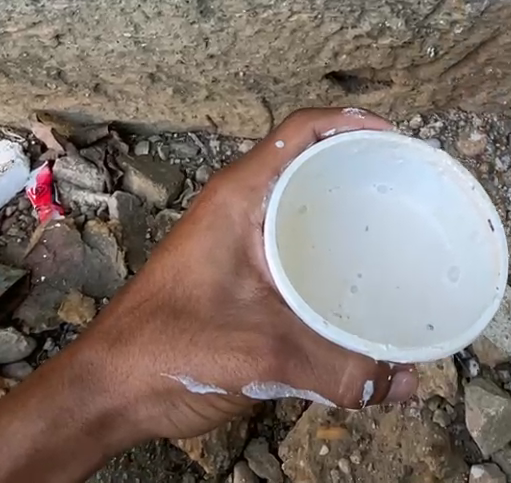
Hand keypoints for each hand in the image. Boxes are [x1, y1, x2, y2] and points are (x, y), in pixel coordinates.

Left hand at [66, 107, 418, 441]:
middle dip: (354, 160)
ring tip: (389, 220)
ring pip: (297, 198)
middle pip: (305, 157)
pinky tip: (350, 272)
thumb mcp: (262, 353)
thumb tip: (405, 382)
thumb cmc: (166, 350)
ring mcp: (234, 234)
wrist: (105, 390)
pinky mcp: (236, 267)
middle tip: (403, 181)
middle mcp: (238, 203)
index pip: (301, 128)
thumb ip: (337, 369)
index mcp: (240, 194)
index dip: (351, 120)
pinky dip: (323, 240)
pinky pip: (289, 235)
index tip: (395, 137)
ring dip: (339, 201)